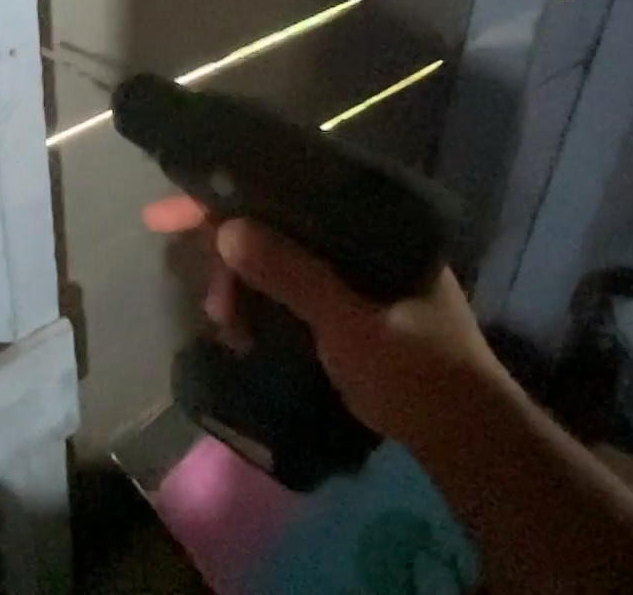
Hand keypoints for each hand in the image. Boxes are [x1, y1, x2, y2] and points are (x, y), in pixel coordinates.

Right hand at [143, 195, 514, 446]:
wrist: (464, 442)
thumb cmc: (416, 371)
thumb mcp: (350, 321)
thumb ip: (292, 274)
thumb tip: (226, 231)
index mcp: (368, 225)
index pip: (283, 191)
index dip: (224, 196)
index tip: (168, 212)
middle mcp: (351, 239)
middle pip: (268, 224)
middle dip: (227, 254)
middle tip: (207, 297)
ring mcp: (342, 272)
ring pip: (267, 258)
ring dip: (237, 286)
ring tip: (225, 323)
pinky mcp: (334, 304)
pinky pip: (277, 288)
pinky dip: (252, 305)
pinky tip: (238, 330)